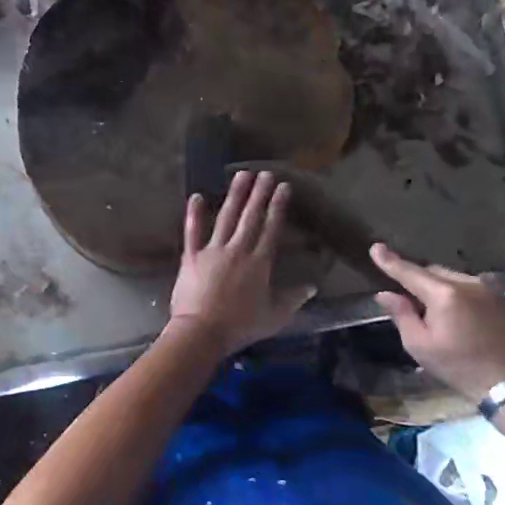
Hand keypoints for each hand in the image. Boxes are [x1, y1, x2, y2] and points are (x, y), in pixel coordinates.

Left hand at [169, 171, 317, 356]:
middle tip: (265, 173)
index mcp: (259, 262)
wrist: (202, 331)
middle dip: (259, 193)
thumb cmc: (241, 326)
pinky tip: (195, 196)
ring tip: (241, 175)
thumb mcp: (275, 316)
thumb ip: (294, 299)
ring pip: (225, 217)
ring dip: (234, 195)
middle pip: (251, 217)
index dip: (278, 206)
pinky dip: (194, 214)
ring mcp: (213, 250)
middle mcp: (238, 250)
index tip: (283, 187)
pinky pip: (192, 231)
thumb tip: (312, 286)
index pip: (271, 228)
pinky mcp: (191, 256)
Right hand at [370, 244, 504, 400]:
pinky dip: (462, 295)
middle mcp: (470, 284)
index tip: (376, 248)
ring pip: (456, 278)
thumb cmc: (459, 366)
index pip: (410, 272)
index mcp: (444, 295)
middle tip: (409, 298)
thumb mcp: (420, 345)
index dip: (390, 261)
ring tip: (438, 310)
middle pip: (434, 271)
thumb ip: (402, 314)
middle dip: (419, 279)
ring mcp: (493, 290)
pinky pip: (476, 288)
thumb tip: (385, 294)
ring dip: (442, 287)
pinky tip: (463, 317)